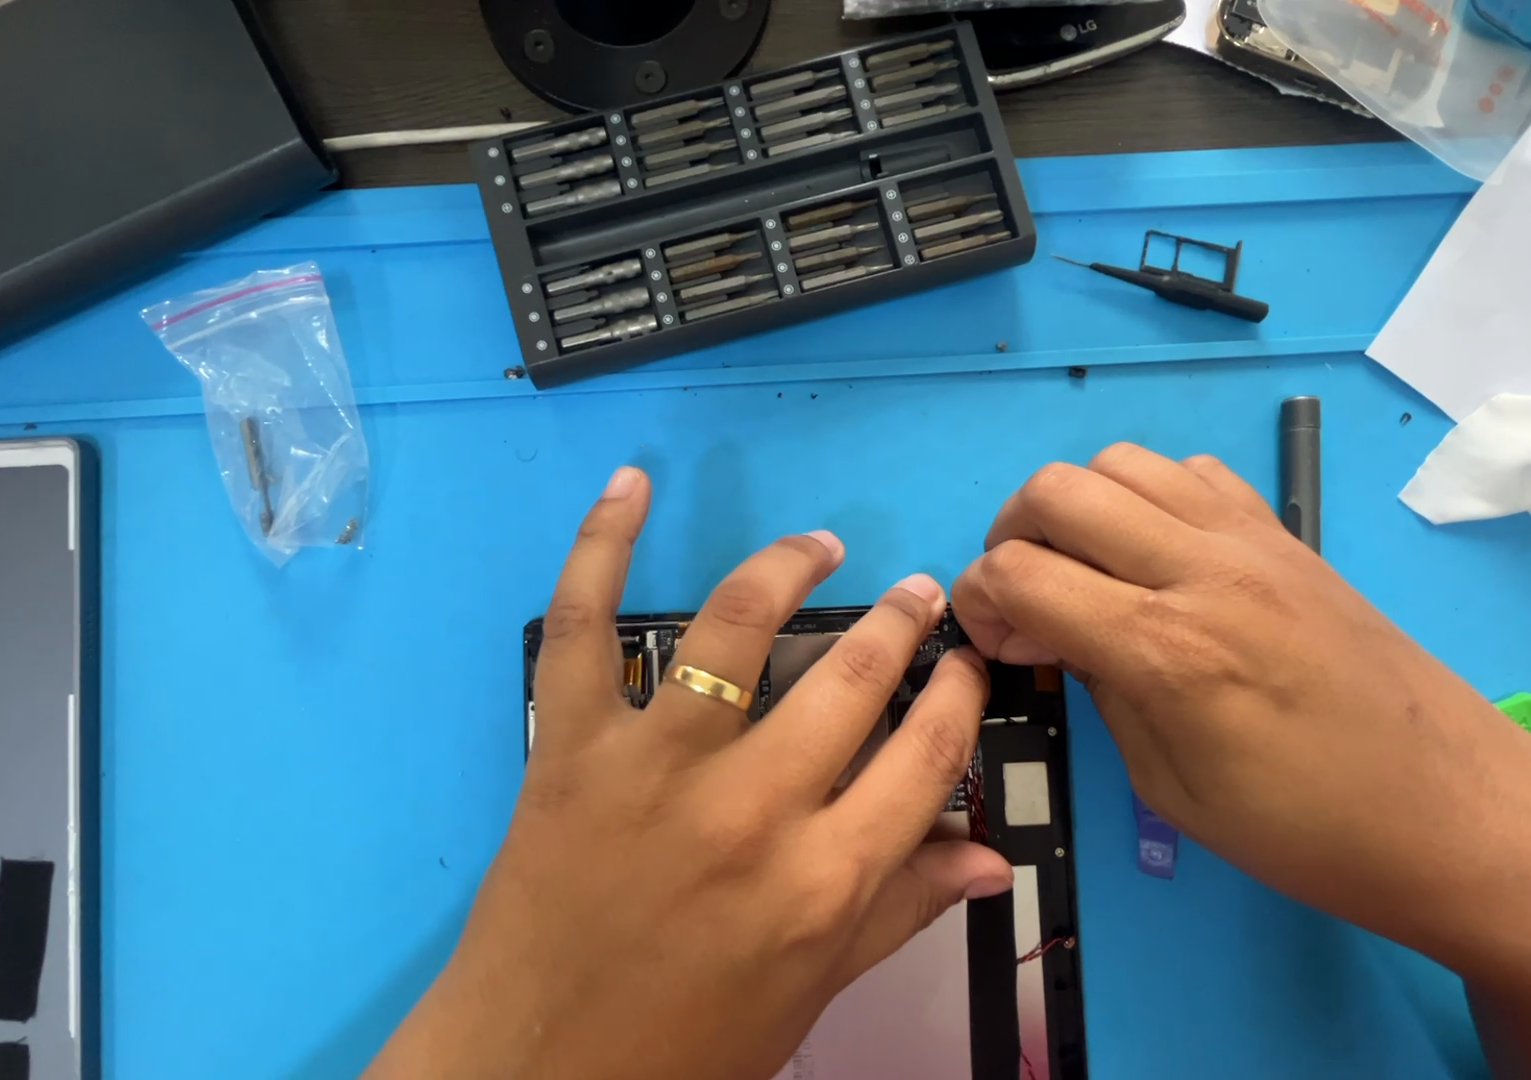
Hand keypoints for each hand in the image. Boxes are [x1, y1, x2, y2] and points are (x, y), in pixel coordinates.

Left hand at [366, 466, 1010, 1079]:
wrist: (535, 1074)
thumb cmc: (688, 1042)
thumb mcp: (814, 989)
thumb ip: (903, 908)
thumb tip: (994, 856)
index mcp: (823, 878)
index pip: (928, 757)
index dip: (960, 695)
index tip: (966, 658)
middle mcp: (750, 809)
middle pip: (851, 680)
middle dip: (900, 624)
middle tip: (917, 592)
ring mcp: (654, 764)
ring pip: (733, 627)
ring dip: (787, 567)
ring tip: (819, 544)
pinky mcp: (571, 743)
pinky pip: (585, 624)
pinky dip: (601, 546)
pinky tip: (629, 485)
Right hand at [951, 444, 1530, 1076]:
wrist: (1467, 819)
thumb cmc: (1303, 828)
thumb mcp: (1163, 783)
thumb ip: (1094, 684)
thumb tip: (1048, 630)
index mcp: (1164, 647)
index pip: (1018, 573)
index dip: (974, 599)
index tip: (986, 637)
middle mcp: (1202, 568)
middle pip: (1054, 491)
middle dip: (1006, 536)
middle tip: (1019, 594)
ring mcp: (1250, 538)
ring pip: (1116, 462)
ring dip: (1070, 506)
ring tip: (1078, 563)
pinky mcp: (1285, 533)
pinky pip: (1187, 471)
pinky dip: (1143, 495)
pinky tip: (1152, 549)